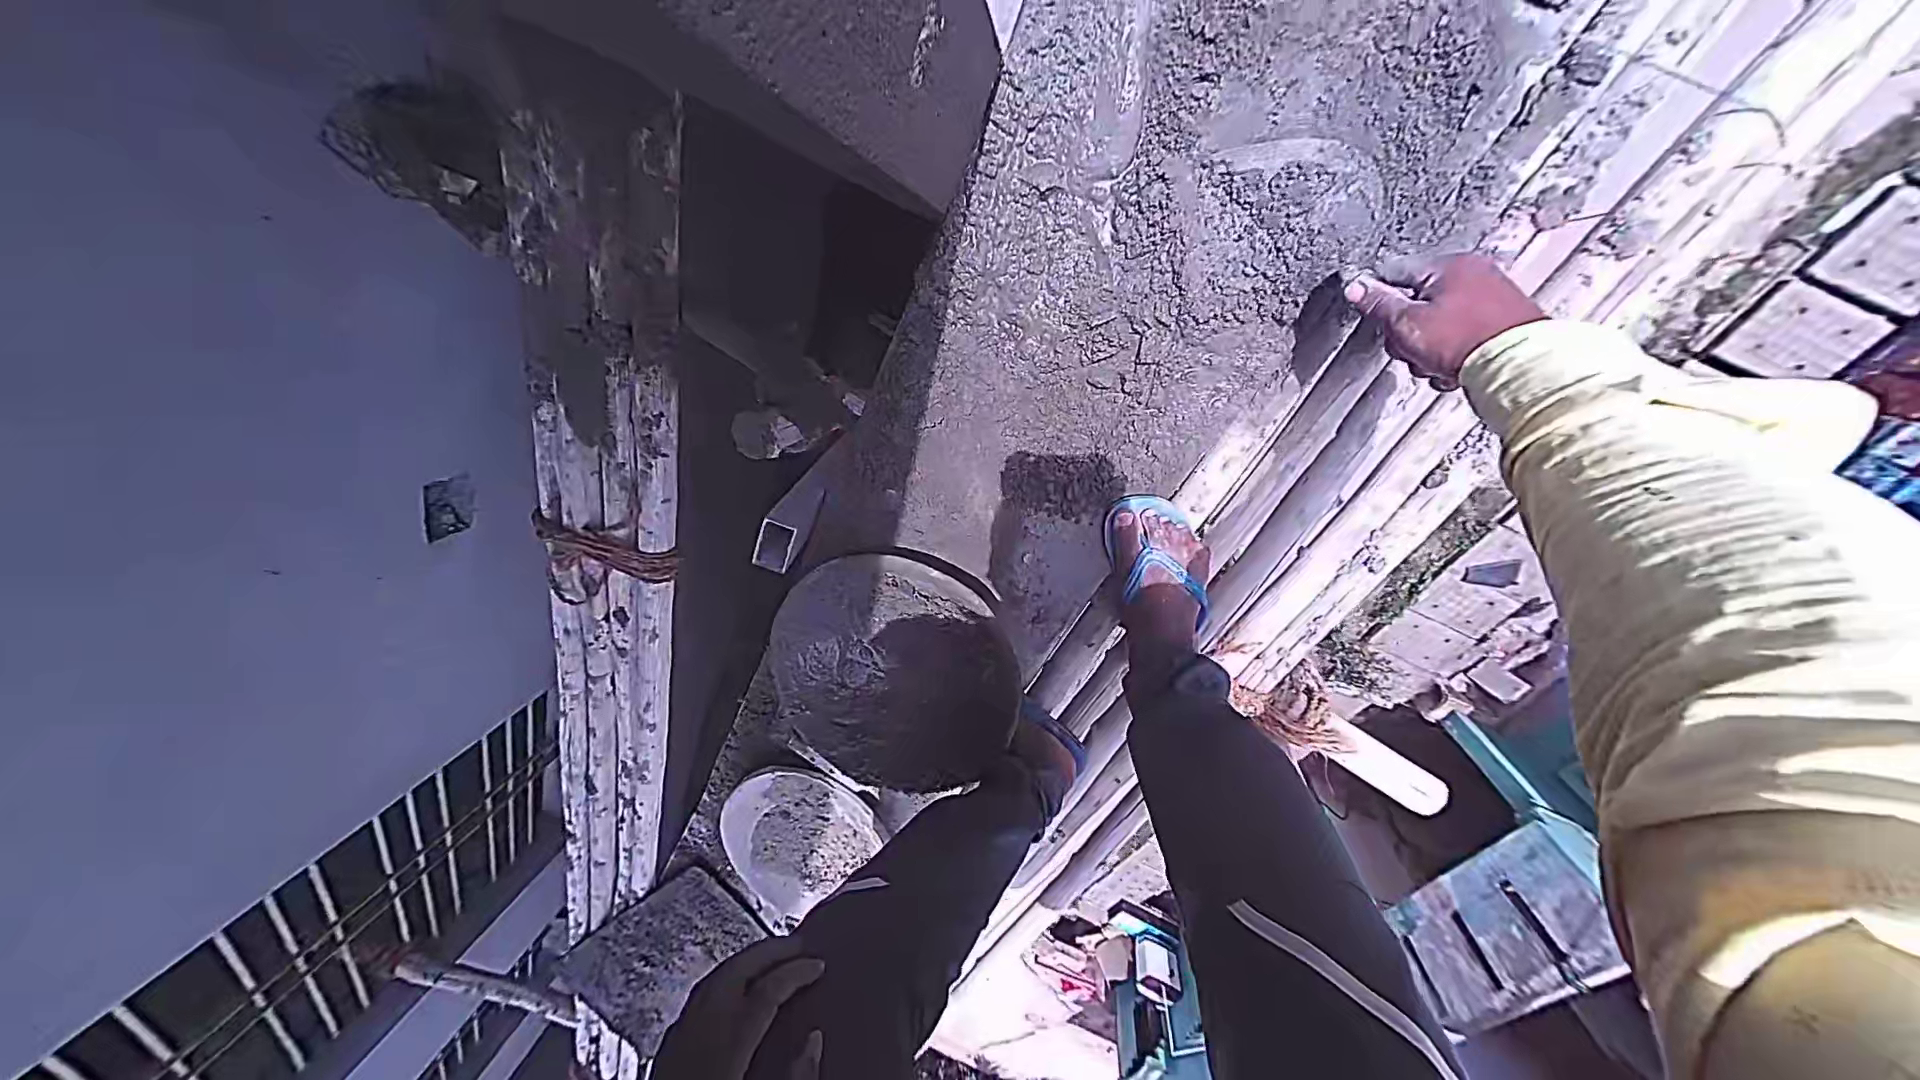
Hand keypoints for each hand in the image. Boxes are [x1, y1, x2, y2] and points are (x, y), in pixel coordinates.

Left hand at [651, 936, 825, 1079]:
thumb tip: (813, 1041)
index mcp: (723, 1051)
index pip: (765, 993)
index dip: (795, 972)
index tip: (819, 965)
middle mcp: (695, 1038)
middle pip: (733, 974)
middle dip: (768, 952)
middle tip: (798, 946)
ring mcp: (675, 1046)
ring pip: (710, 984)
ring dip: (743, 965)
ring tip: (770, 960)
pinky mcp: (663, 1060)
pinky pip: (694, 1004)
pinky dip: (720, 986)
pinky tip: (730, 995)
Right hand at [1344, 254, 1544, 389]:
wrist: (1514, 364)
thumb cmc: (1463, 339)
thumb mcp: (1406, 321)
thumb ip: (1378, 304)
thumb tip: (1356, 287)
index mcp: (1449, 266)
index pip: (1394, 271)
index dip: (1375, 295)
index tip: (1367, 311)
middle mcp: (1472, 275)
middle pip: (1413, 302)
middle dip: (1402, 332)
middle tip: (1406, 345)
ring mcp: (1487, 299)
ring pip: (1433, 324)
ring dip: (1423, 348)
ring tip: (1431, 360)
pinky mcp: (1495, 323)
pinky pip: (1455, 336)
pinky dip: (1446, 353)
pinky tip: (1448, 365)